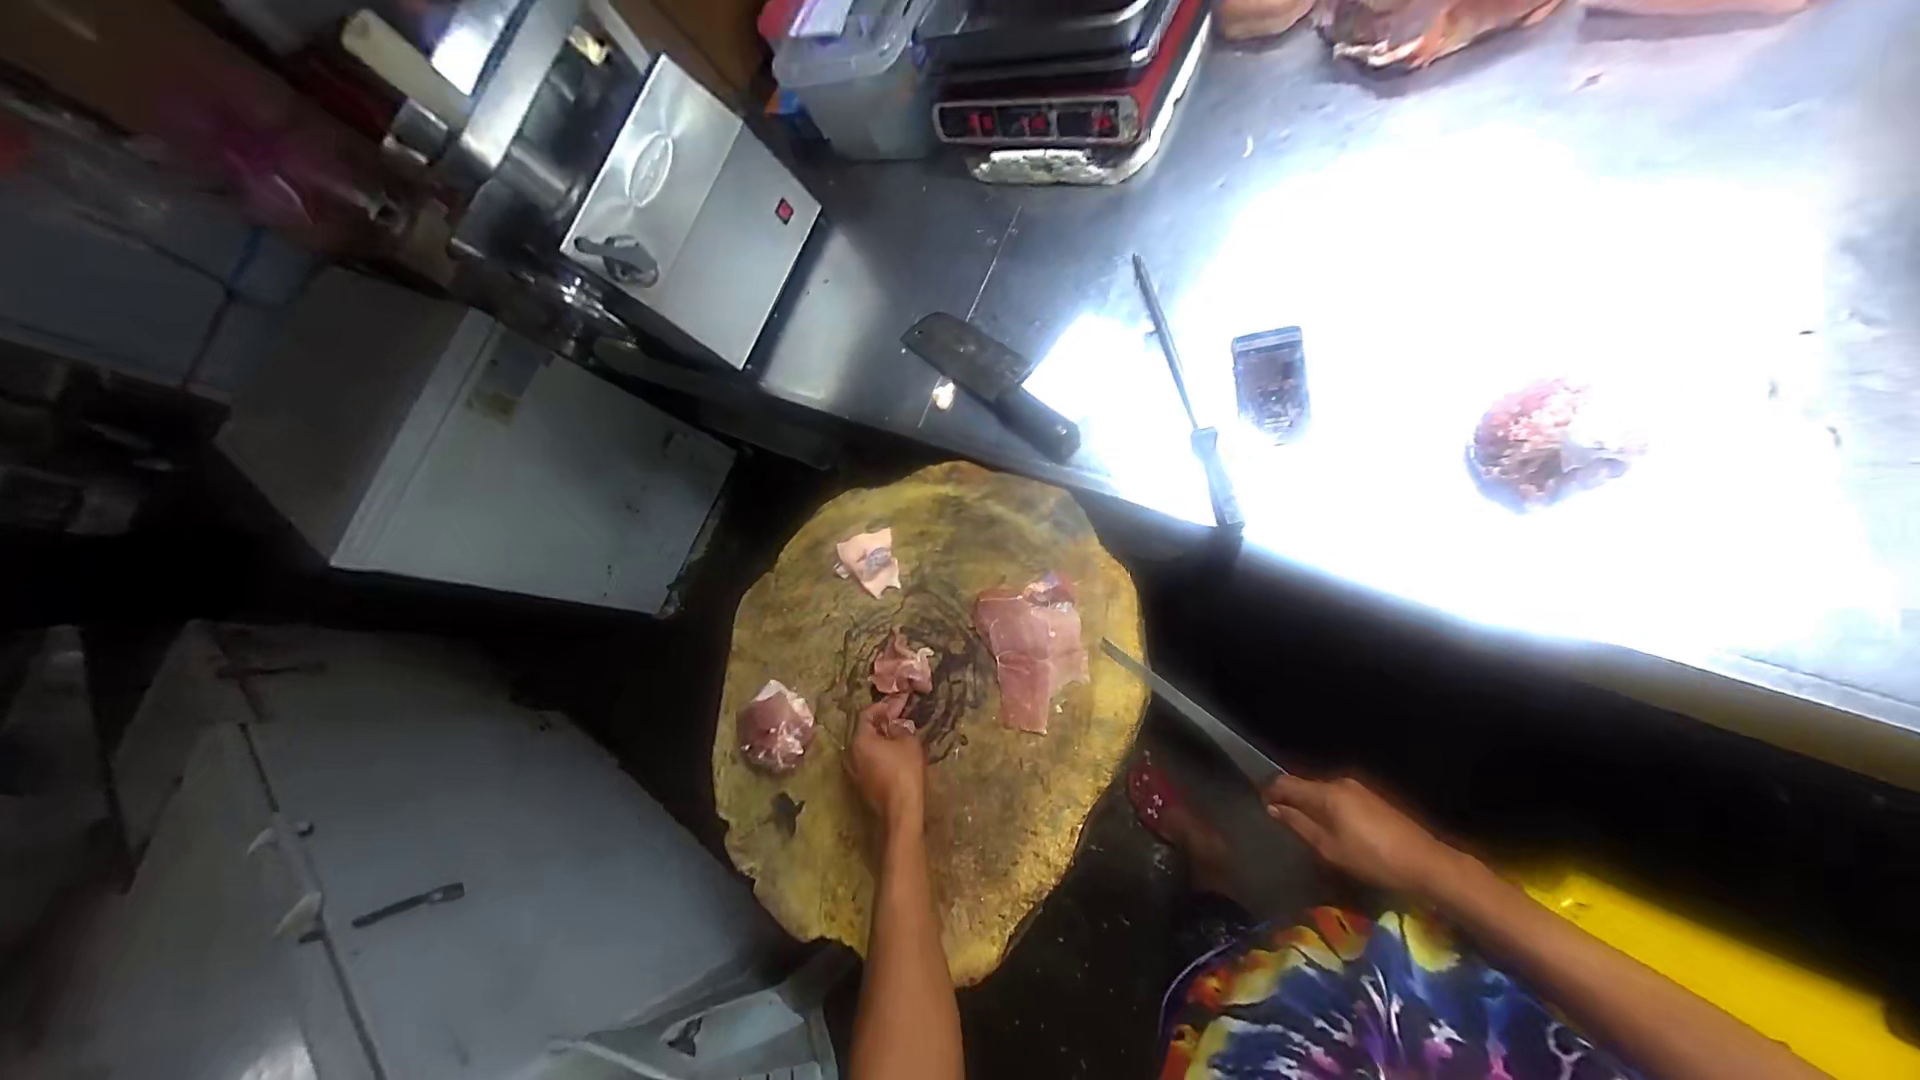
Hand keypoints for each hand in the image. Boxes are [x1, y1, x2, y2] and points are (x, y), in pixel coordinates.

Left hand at [846, 712, 925, 835]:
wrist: (900, 810)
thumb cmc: (905, 771)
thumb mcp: (908, 742)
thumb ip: (900, 728)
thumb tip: (895, 726)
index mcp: (859, 740)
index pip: (866, 715)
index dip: (881, 707)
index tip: (895, 704)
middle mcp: (850, 754)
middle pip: (863, 731)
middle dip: (880, 722)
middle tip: (897, 716)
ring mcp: (853, 771)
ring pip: (865, 747)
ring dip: (879, 738)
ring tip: (897, 733)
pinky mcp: (860, 784)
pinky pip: (867, 760)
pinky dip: (878, 752)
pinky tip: (893, 752)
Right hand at [1263, 775, 1463, 897]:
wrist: (1427, 863)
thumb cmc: (1373, 859)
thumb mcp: (1329, 848)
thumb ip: (1298, 824)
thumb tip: (1273, 807)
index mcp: (1325, 792)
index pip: (1284, 782)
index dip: (1269, 792)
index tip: (1263, 809)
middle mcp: (1339, 783)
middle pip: (1302, 785)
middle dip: (1289, 799)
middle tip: (1284, 823)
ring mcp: (1358, 788)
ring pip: (1320, 791)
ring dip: (1308, 804)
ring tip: (1308, 828)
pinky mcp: (1371, 798)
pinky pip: (1337, 796)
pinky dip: (1327, 807)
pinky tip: (1333, 828)